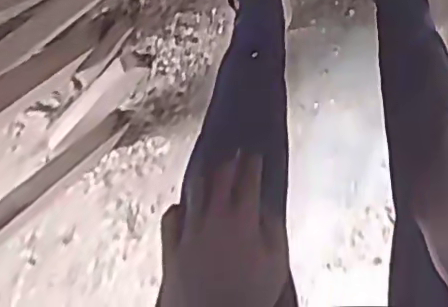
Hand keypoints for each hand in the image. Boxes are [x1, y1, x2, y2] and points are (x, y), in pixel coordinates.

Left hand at [158, 154, 290, 306]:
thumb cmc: (249, 297)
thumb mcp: (276, 264)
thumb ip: (273, 228)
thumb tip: (266, 206)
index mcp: (243, 216)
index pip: (249, 175)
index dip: (253, 161)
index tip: (255, 155)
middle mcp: (214, 215)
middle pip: (221, 175)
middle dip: (230, 161)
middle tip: (235, 155)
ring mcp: (190, 230)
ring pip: (195, 188)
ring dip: (206, 177)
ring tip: (211, 173)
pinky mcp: (171, 248)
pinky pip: (171, 216)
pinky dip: (179, 208)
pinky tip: (186, 209)